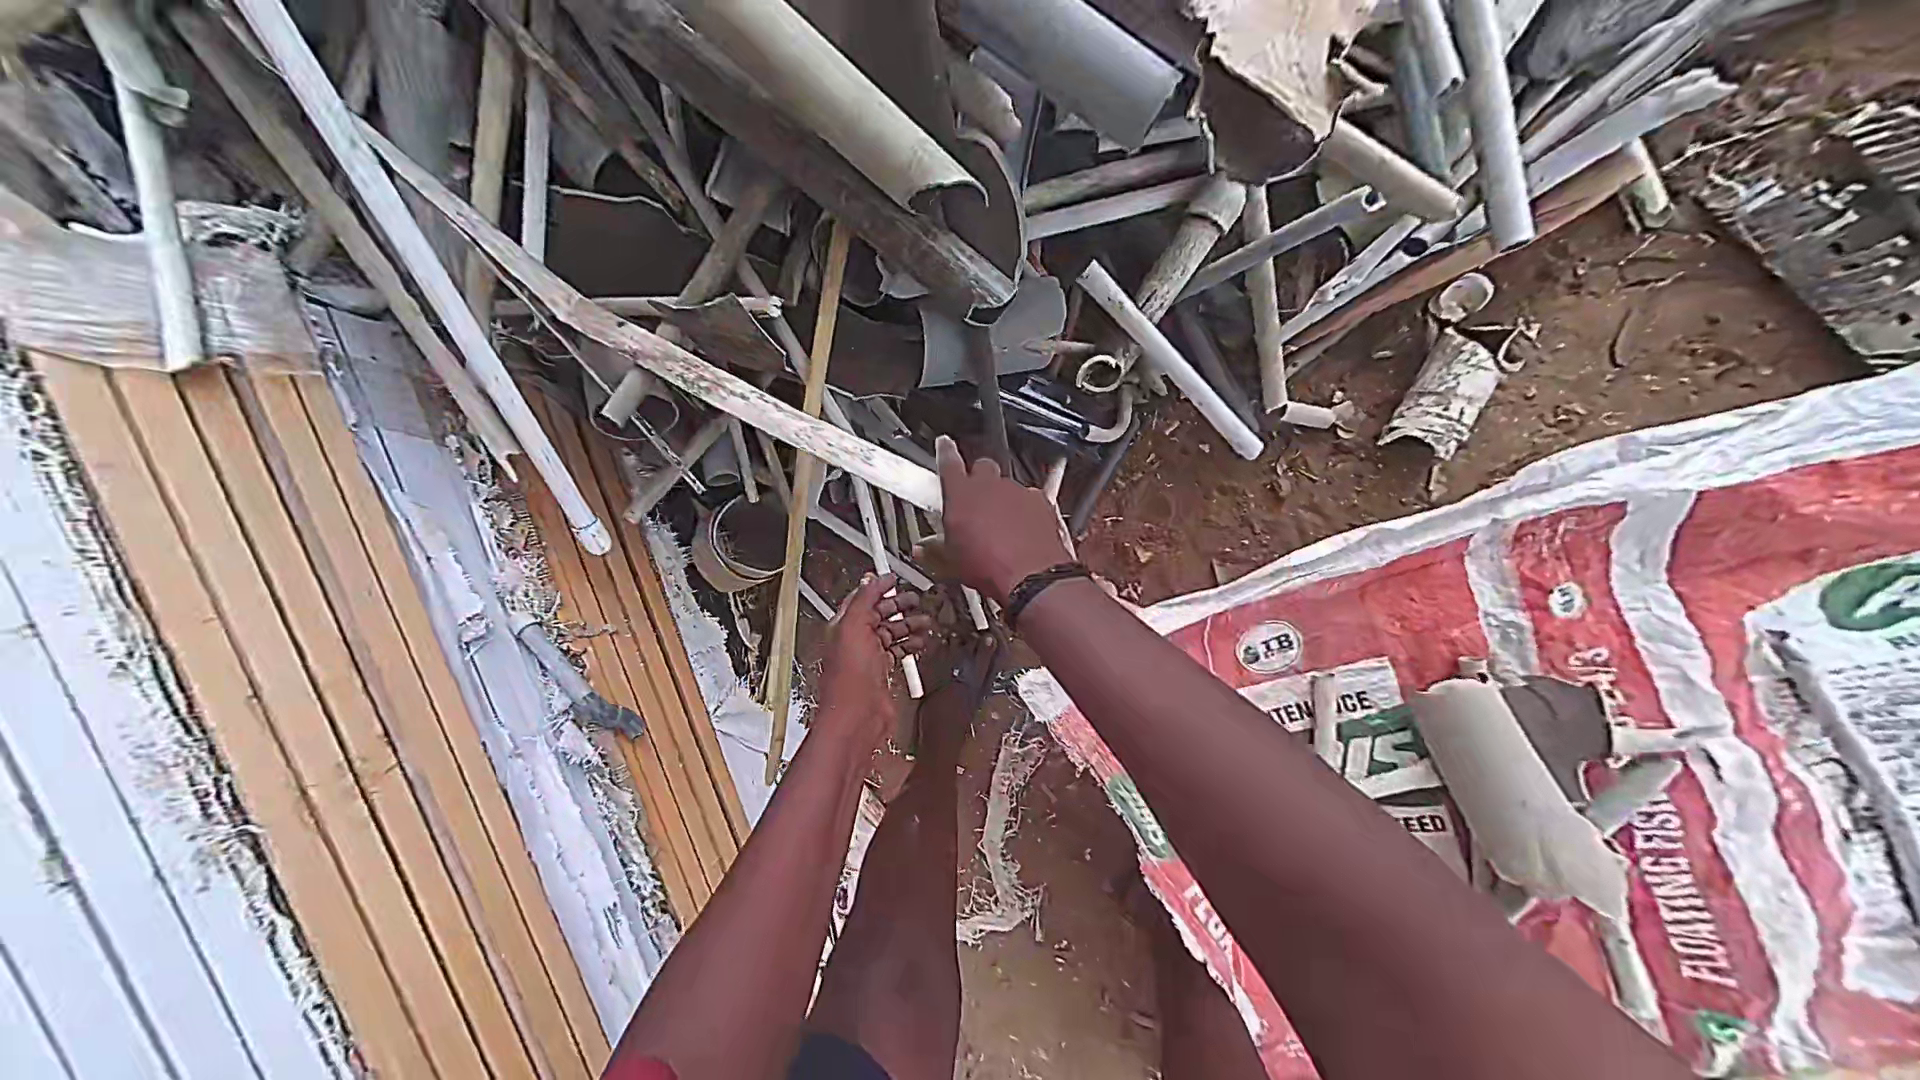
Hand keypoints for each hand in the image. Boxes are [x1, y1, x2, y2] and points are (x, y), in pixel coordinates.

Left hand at [816, 575, 935, 747]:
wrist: (857, 717)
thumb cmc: (849, 679)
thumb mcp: (853, 627)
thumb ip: (864, 600)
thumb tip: (873, 579)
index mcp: (844, 626)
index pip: (863, 599)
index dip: (879, 588)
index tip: (895, 579)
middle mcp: (856, 641)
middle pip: (879, 615)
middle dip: (899, 605)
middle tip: (916, 599)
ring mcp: (869, 658)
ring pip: (892, 634)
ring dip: (909, 625)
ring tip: (925, 620)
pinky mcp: (882, 673)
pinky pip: (899, 652)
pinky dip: (911, 645)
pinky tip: (920, 642)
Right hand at [931, 435, 1074, 604]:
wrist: (1032, 577)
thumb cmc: (990, 567)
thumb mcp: (950, 562)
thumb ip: (934, 549)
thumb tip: (924, 549)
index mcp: (961, 494)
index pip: (948, 461)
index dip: (945, 451)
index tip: (945, 444)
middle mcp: (991, 485)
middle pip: (982, 468)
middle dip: (978, 480)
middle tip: (974, 502)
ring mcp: (1019, 492)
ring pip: (1008, 486)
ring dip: (1003, 500)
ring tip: (1001, 527)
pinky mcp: (1042, 504)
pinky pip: (1031, 500)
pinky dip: (1027, 512)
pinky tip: (1023, 532)